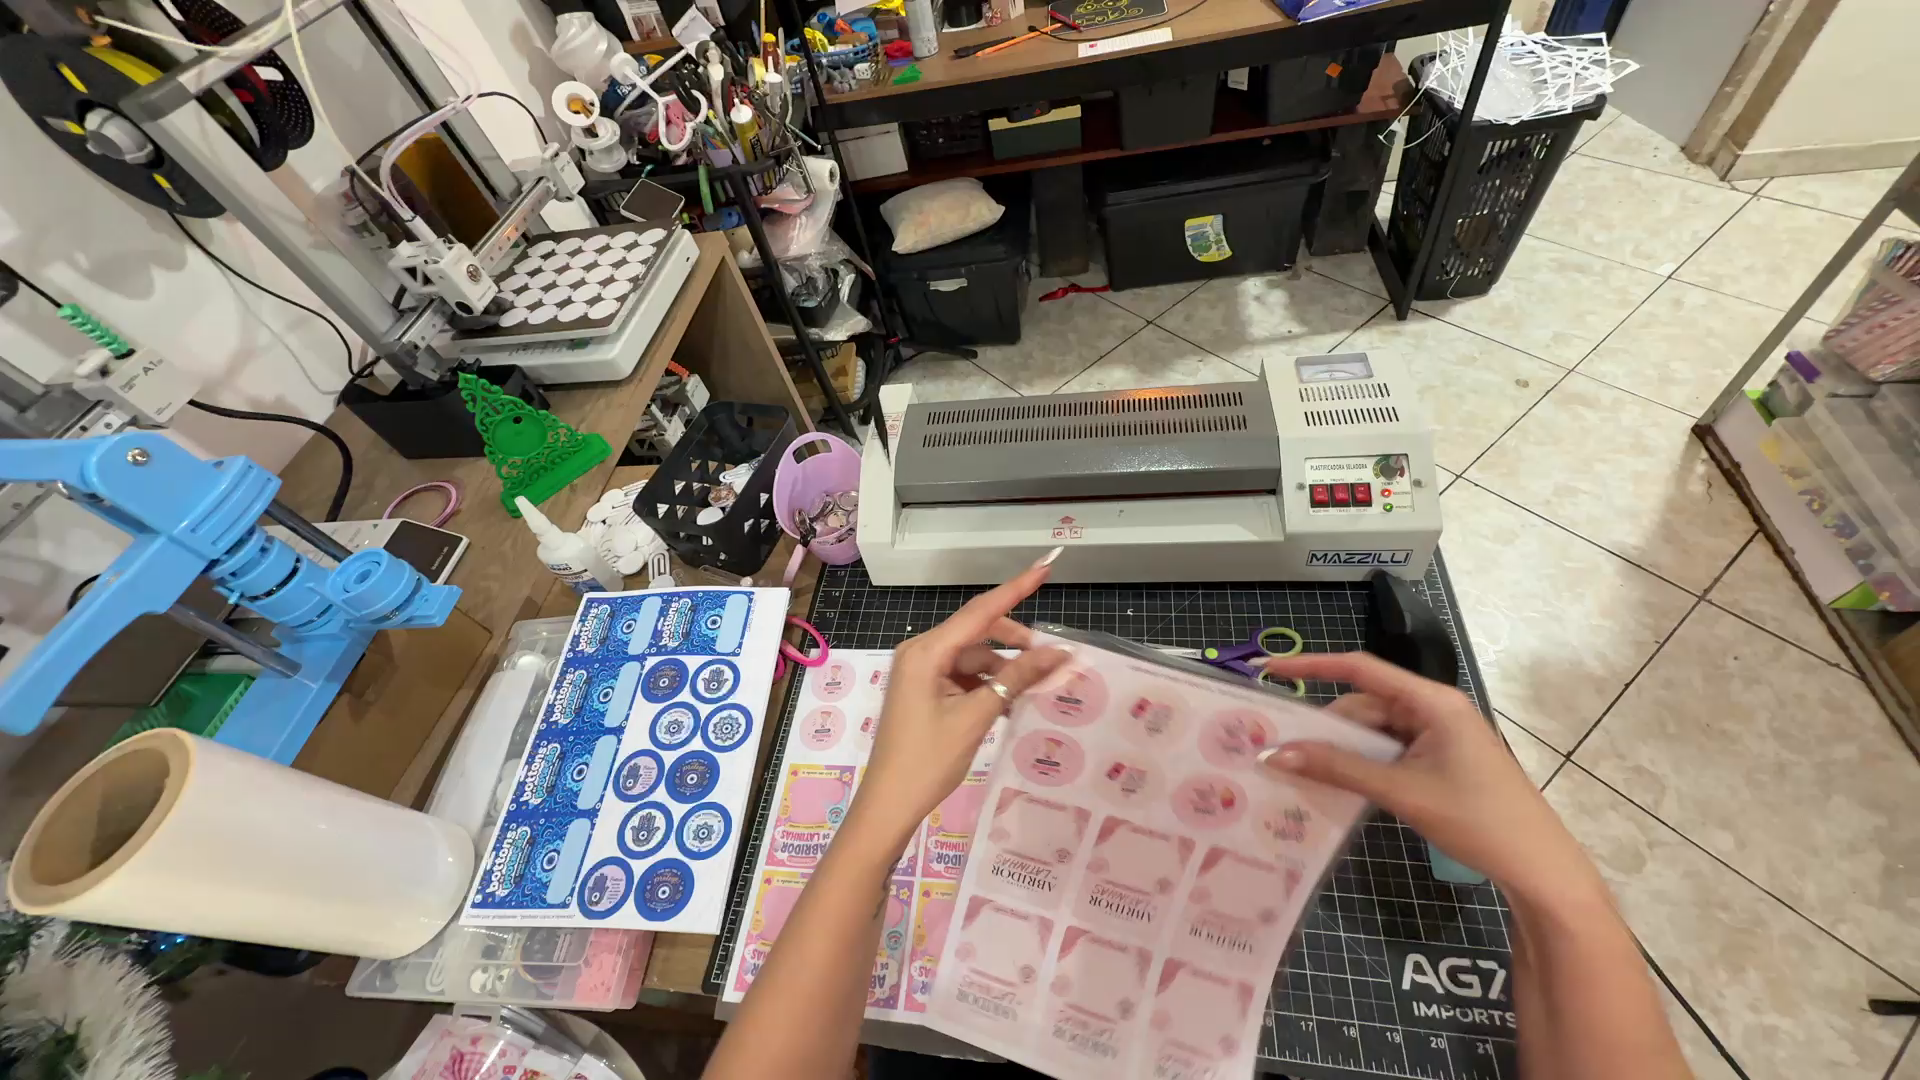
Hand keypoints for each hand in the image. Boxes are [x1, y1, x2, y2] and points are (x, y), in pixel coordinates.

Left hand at [849, 556, 1070, 844]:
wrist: (889, 803)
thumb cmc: (928, 760)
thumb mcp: (976, 717)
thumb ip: (1017, 680)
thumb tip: (1058, 654)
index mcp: (927, 651)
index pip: (980, 612)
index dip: (1016, 589)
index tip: (1045, 567)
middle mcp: (921, 652)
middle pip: (978, 632)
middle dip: (1015, 643)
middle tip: (1050, 661)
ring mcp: (922, 671)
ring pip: (975, 657)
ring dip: (1004, 671)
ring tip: (1034, 691)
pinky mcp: (926, 690)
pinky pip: (965, 675)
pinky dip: (989, 685)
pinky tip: (1010, 705)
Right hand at [1258, 652, 1600, 905]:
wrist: (1541, 870)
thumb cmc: (1478, 820)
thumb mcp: (1401, 792)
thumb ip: (1336, 769)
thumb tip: (1275, 754)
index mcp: (1433, 702)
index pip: (1361, 668)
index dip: (1311, 665)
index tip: (1270, 669)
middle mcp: (1434, 709)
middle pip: (1363, 704)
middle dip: (1325, 725)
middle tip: (1283, 745)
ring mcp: (1438, 735)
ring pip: (1372, 729)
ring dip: (1342, 748)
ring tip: (1303, 768)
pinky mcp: (1439, 759)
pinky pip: (1387, 749)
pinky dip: (1361, 762)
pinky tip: (1338, 781)